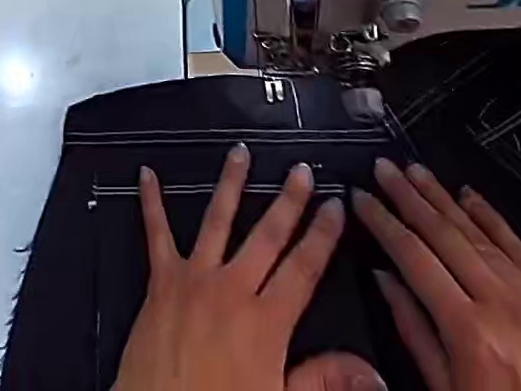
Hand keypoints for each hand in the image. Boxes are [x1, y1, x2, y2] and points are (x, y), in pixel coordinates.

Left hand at [113, 144, 348, 390]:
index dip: (323, 234)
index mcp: (265, 321)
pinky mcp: (161, 283)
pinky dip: (151, 203)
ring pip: (218, 218)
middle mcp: (232, 290)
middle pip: (268, 234)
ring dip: (232, 182)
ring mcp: (195, 280)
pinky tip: (148, 176)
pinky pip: (156, 235)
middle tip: (300, 170)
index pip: (304, 267)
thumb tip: (372, 373)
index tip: (335, 205)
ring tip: (240, 152)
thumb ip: (324, 382)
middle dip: (288, 199)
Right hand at [354, 159, 520, 390]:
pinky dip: (492, 217)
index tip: (363, 199)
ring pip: (478, 232)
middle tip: (384, 168)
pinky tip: (471, 196)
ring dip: (442, 197)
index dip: (383, 223)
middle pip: (443, 234)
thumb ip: (418, 338)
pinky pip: (520, 246)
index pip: (414, 258)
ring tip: (416, 171)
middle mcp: (503, 304)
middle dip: (408, 196)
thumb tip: (387, 283)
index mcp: (471, 334)